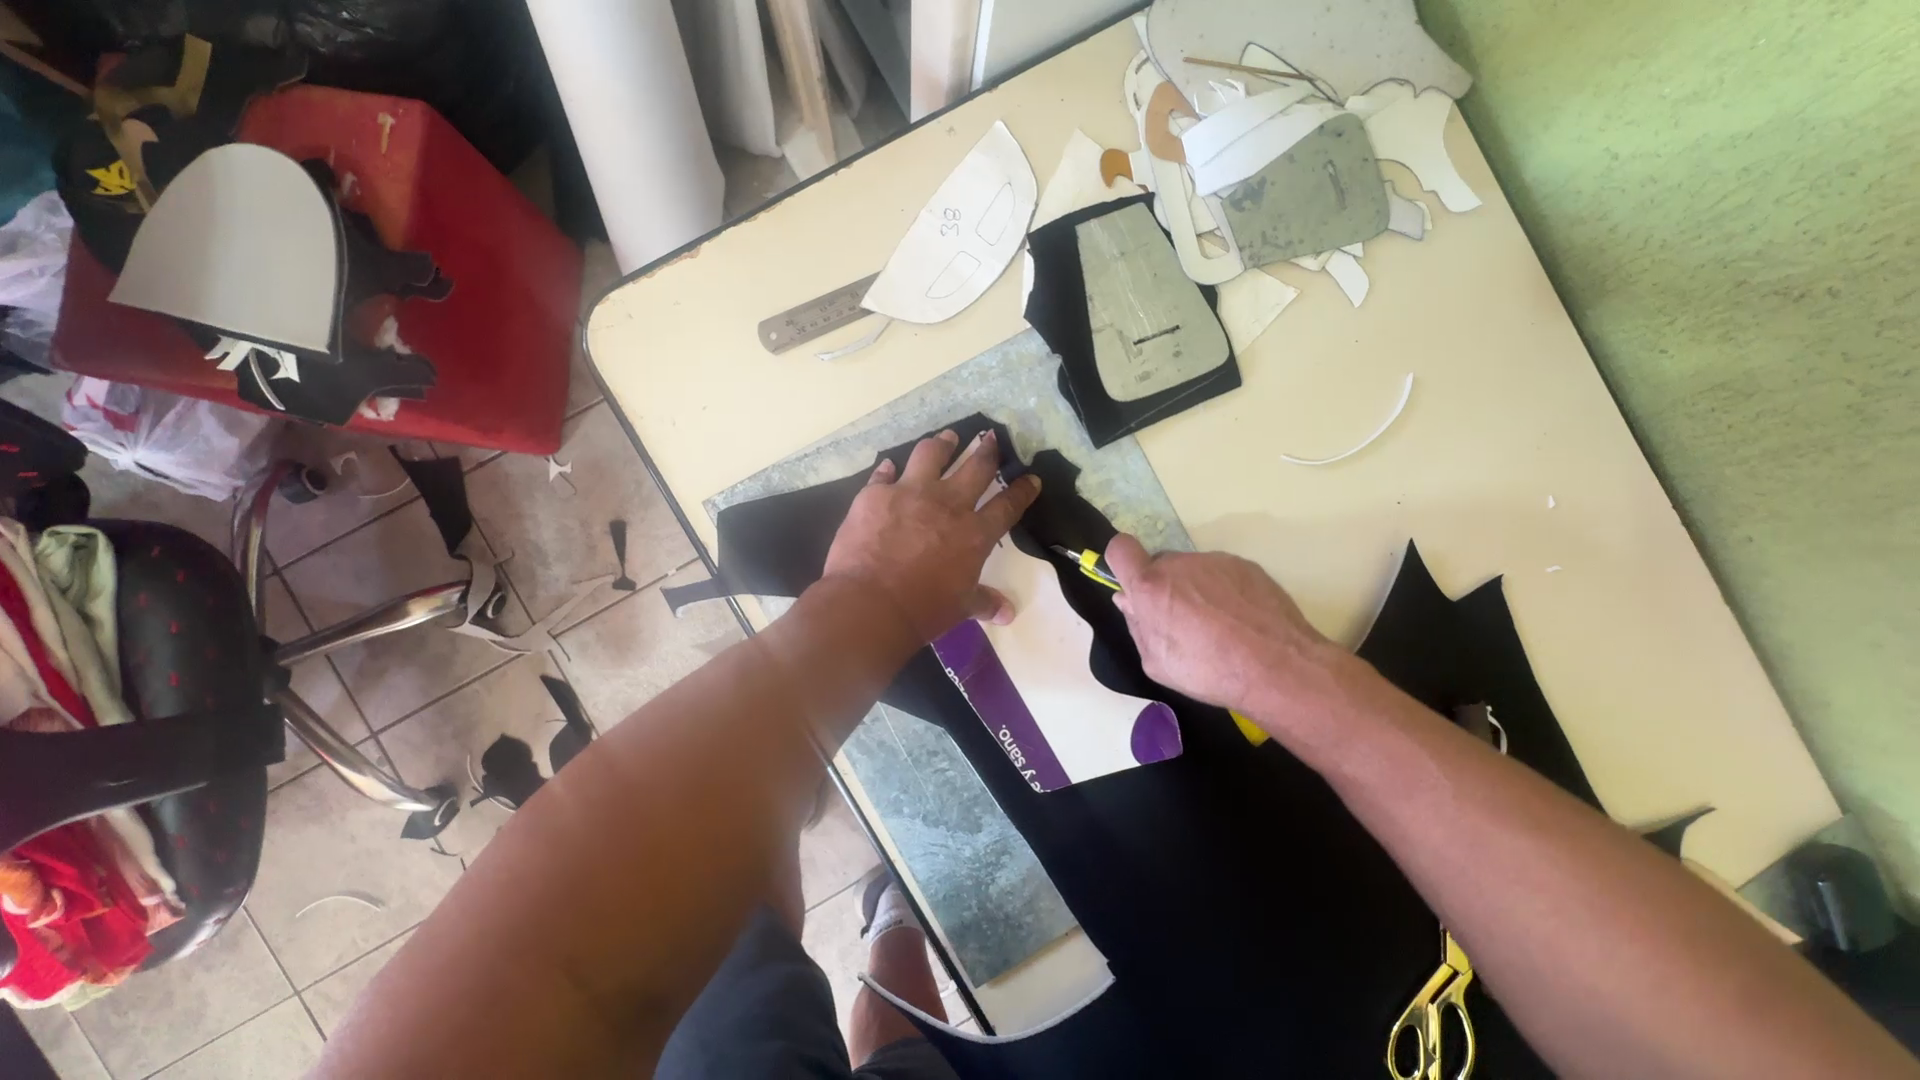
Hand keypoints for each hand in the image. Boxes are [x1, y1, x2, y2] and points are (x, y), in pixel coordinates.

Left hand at [823, 429, 1041, 641]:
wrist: (871, 603)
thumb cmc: (923, 609)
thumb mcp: (960, 608)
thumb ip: (984, 602)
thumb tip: (1008, 613)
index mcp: (975, 533)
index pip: (1007, 505)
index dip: (1022, 491)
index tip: (1031, 478)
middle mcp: (947, 504)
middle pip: (975, 468)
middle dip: (988, 450)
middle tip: (991, 438)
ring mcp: (909, 493)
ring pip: (931, 454)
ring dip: (942, 444)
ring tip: (947, 437)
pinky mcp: (875, 494)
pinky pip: (883, 474)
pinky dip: (888, 470)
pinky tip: (889, 466)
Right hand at [1106, 534, 1352, 730]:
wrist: (1278, 666)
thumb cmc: (1208, 671)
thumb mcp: (1157, 663)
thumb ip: (1137, 626)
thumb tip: (1129, 601)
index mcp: (1151, 587)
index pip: (1120, 549)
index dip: (1122, 564)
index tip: (1135, 588)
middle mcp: (1180, 564)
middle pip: (1161, 566)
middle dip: (1164, 588)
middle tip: (1183, 622)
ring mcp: (1215, 561)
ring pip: (1193, 570)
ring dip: (1196, 590)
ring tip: (1219, 626)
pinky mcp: (1245, 565)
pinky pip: (1222, 574)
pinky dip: (1224, 591)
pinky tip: (1240, 620)